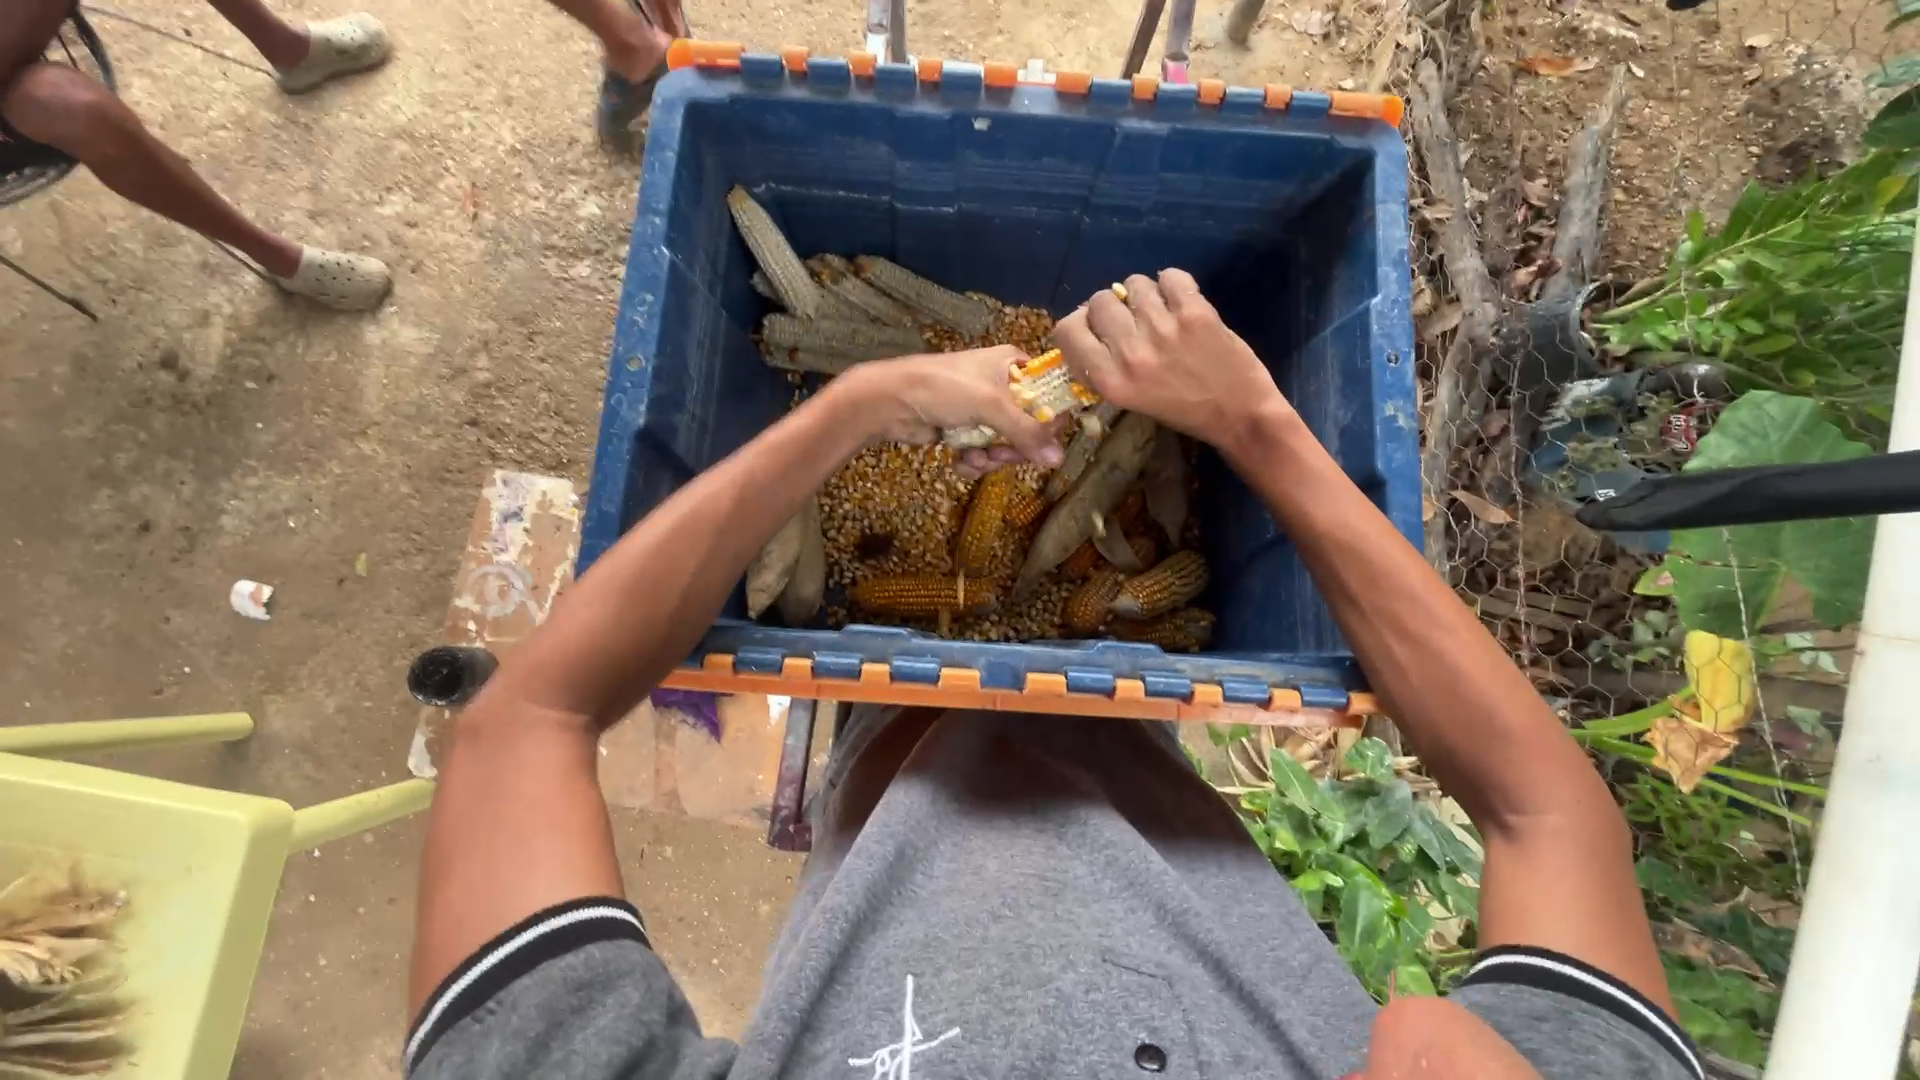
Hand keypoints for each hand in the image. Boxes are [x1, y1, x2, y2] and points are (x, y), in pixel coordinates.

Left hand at [835, 346, 1064, 469]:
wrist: (891, 401)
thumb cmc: (945, 388)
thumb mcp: (991, 405)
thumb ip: (1027, 432)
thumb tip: (1059, 458)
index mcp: (1012, 365)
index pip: (1047, 392)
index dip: (1049, 419)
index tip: (1045, 441)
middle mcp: (1000, 386)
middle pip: (1028, 426)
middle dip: (1014, 447)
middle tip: (1002, 455)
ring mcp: (981, 411)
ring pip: (1004, 444)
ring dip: (992, 458)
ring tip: (975, 457)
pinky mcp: (963, 431)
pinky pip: (982, 452)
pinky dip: (973, 461)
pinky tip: (960, 461)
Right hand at [1054, 268, 1295, 445]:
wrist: (1239, 414)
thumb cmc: (1182, 412)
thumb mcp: (1129, 398)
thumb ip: (1104, 363)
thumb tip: (1088, 325)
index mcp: (1109, 380)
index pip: (1068, 330)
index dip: (1078, 322)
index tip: (1093, 327)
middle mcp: (1130, 353)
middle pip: (1099, 301)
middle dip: (1111, 306)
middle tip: (1130, 319)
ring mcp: (1163, 329)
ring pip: (1134, 283)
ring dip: (1142, 293)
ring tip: (1158, 310)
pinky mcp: (1195, 312)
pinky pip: (1170, 276)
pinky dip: (1172, 284)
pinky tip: (1180, 302)